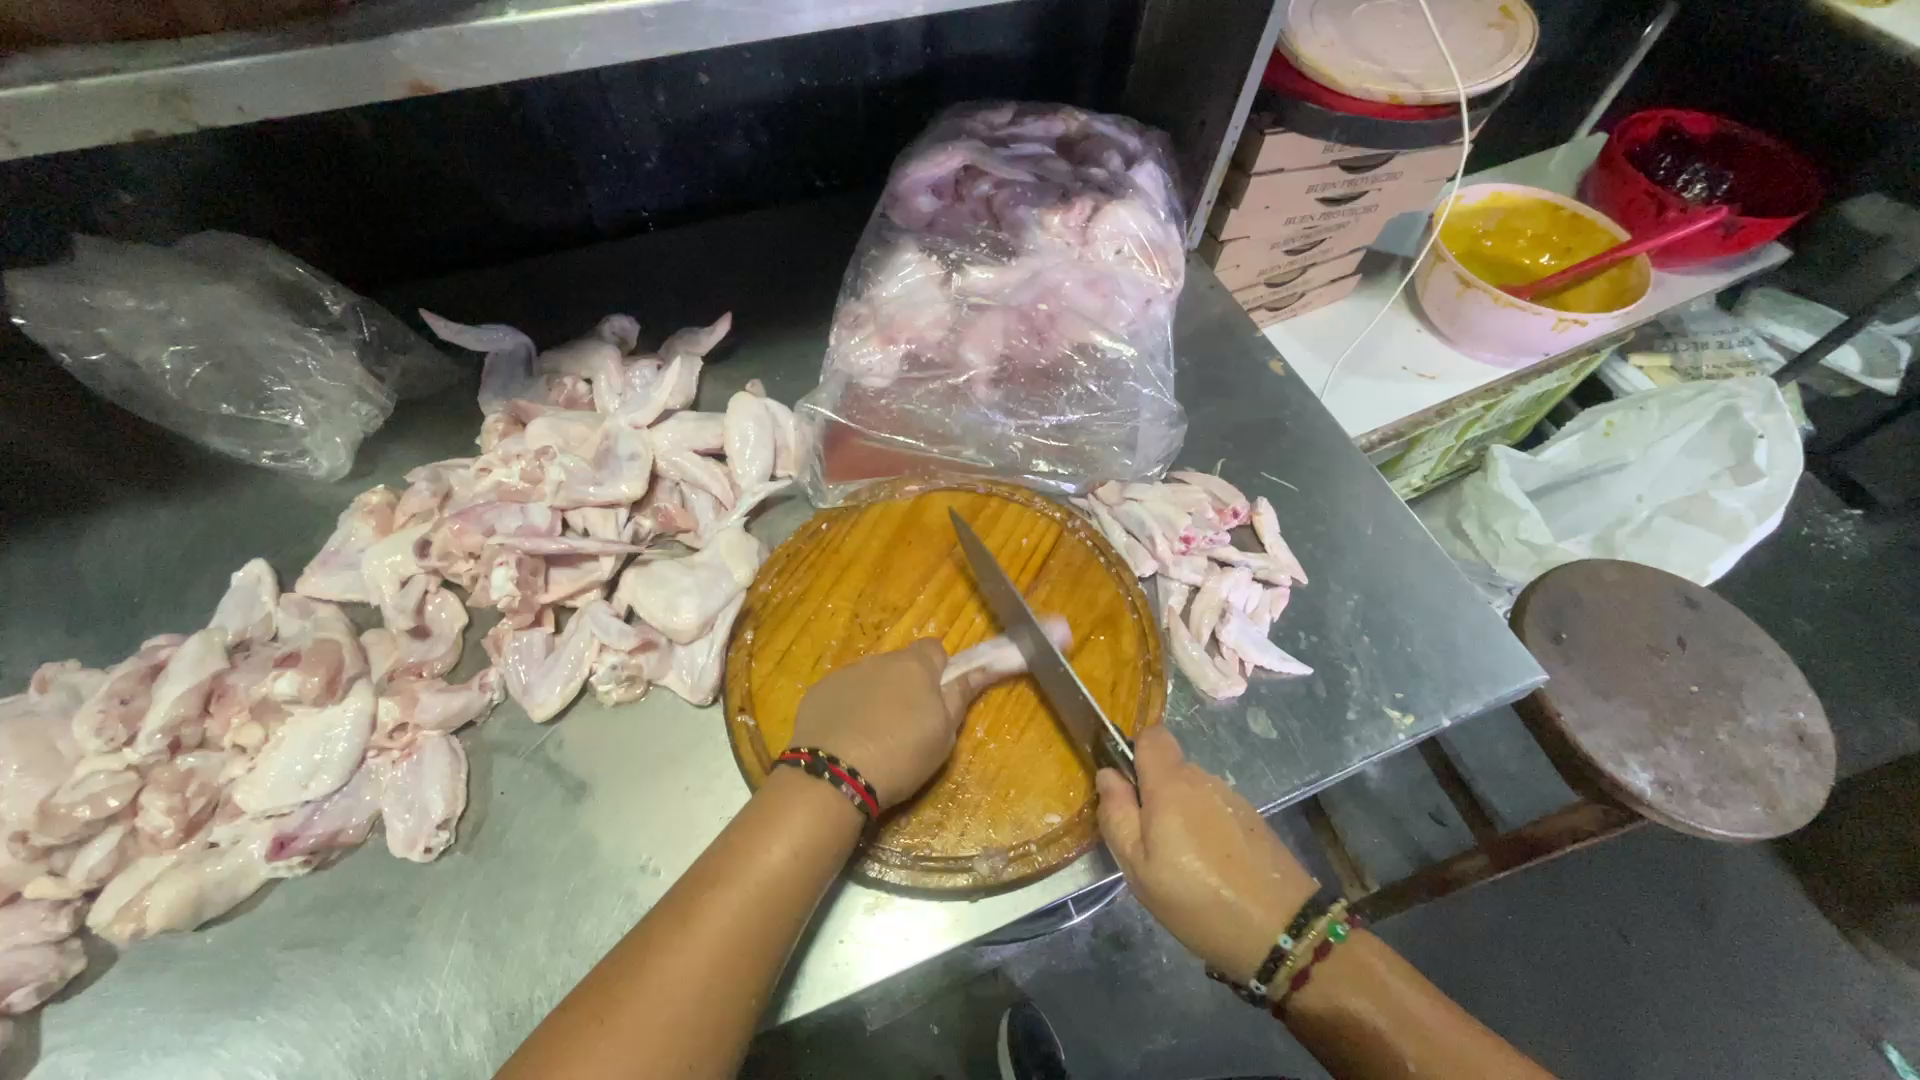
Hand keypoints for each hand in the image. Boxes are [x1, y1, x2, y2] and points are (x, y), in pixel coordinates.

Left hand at [787, 639, 990, 809]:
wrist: (834, 776)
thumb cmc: (901, 756)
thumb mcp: (944, 734)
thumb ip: (960, 696)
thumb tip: (982, 669)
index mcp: (914, 666)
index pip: (935, 648)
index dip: (940, 670)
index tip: (938, 699)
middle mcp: (879, 660)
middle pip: (900, 665)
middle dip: (906, 687)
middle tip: (907, 726)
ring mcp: (844, 675)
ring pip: (870, 679)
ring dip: (876, 697)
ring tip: (873, 738)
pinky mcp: (818, 693)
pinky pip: (842, 694)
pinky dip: (847, 709)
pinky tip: (845, 740)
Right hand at [1096, 725, 1318, 983]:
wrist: (1282, 932)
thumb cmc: (1197, 901)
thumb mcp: (1139, 868)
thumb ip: (1117, 816)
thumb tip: (1108, 775)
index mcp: (1171, 784)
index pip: (1152, 736)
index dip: (1135, 754)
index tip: (1128, 792)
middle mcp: (1204, 780)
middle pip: (1171, 769)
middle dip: (1155, 795)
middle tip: (1150, 844)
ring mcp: (1233, 799)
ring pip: (1193, 792)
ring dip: (1181, 815)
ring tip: (1183, 864)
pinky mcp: (1253, 820)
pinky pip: (1215, 810)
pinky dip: (1206, 830)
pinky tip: (1212, 869)